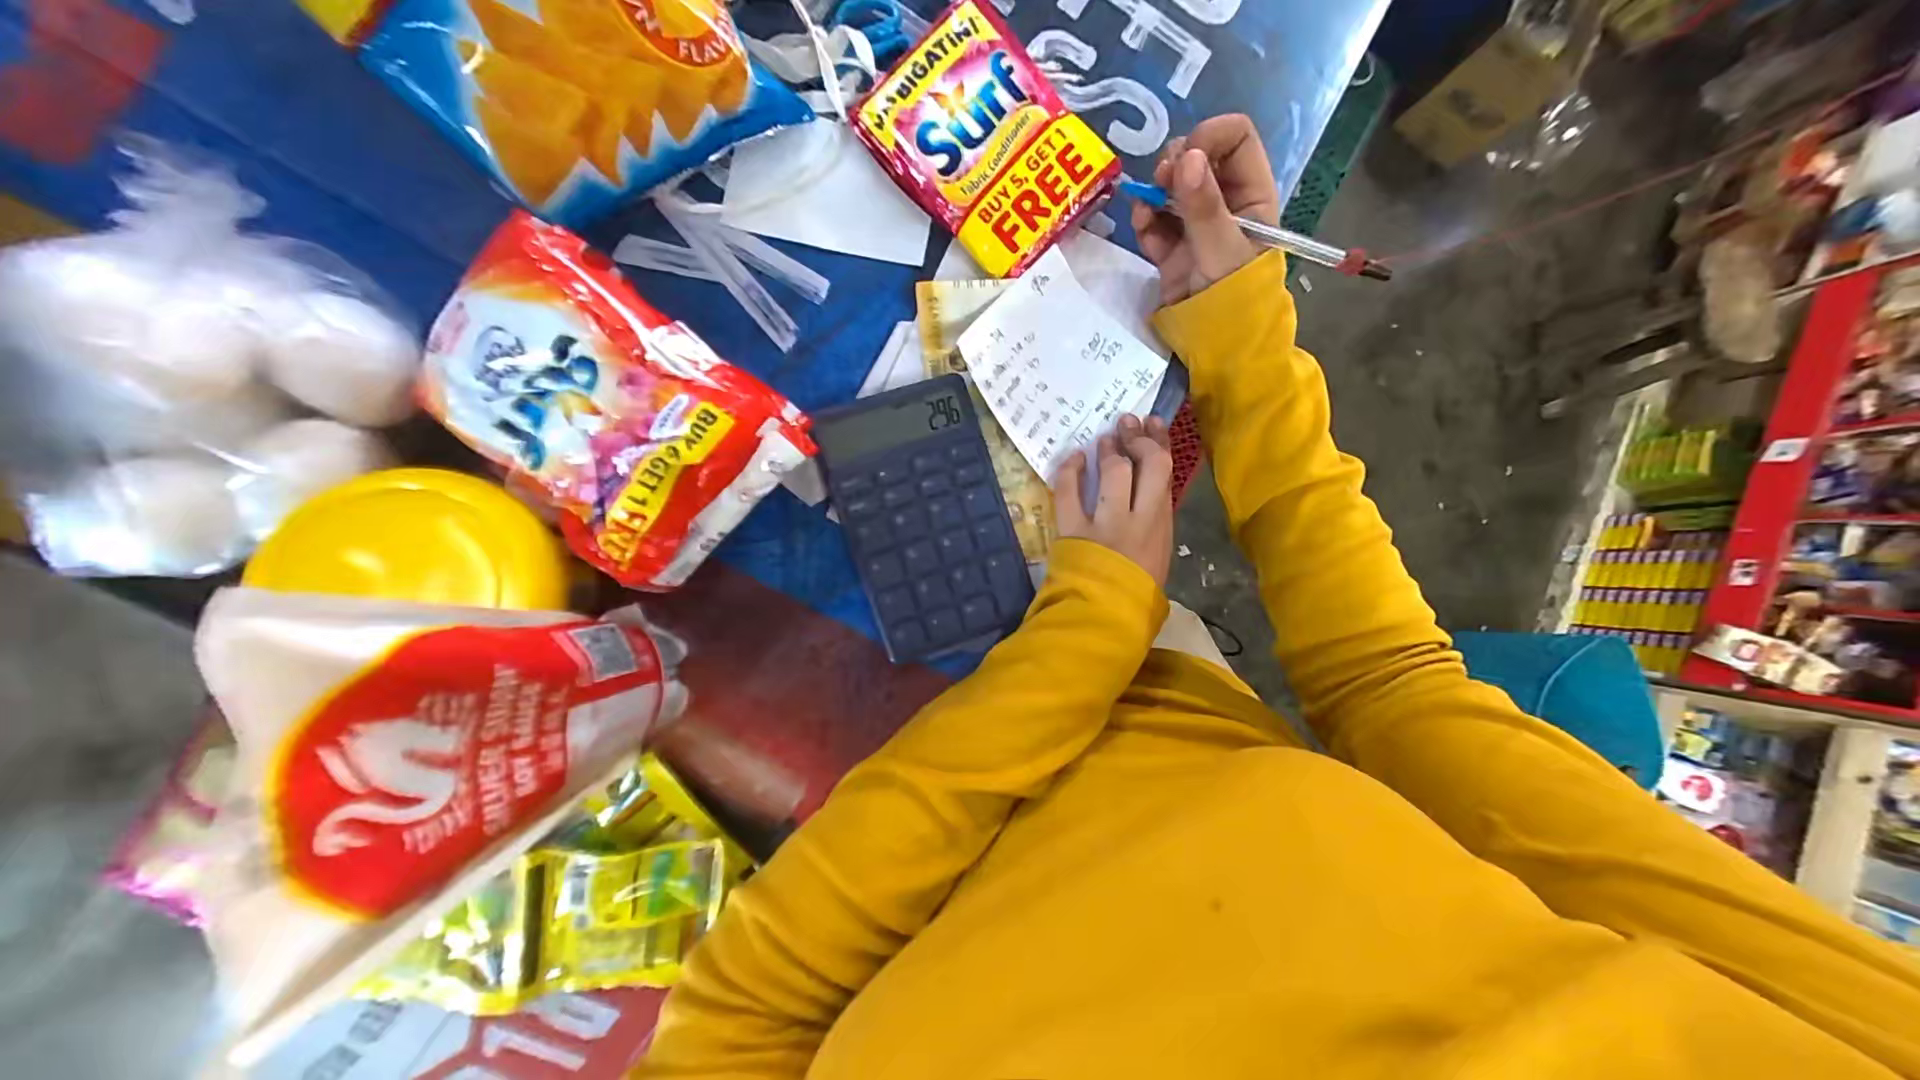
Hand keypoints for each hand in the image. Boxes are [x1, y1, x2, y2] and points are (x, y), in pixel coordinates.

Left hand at [1052, 413, 1173, 587]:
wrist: (1107, 618)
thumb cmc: (1136, 593)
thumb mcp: (1158, 556)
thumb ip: (1155, 523)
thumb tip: (1148, 492)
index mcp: (1161, 525)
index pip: (1165, 473)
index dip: (1160, 443)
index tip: (1155, 425)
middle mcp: (1139, 518)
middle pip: (1147, 464)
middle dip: (1137, 438)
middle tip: (1126, 424)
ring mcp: (1106, 522)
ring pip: (1112, 471)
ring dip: (1108, 449)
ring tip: (1104, 438)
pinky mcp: (1074, 530)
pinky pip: (1069, 491)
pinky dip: (1070, 470)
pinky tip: (1074, 457)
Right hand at [1131, 114, 1279, 304]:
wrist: (1215, 346)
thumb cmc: (1233, 297)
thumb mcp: (1223, 249)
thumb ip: (1204, 205)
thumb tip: (1186, 157)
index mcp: (1251, 194)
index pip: (1236, 139)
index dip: (1209, 137)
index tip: (1185, 157)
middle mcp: (1224, 204)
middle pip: (1198, 158)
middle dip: (1176, 162)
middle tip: (1163, 181)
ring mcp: (1194, 227)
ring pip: (1171, 189)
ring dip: (1155, 190)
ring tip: (1147, 205)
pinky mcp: (1170, 250)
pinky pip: (1153, 222)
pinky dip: (1144, 218)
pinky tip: (1141, 223)